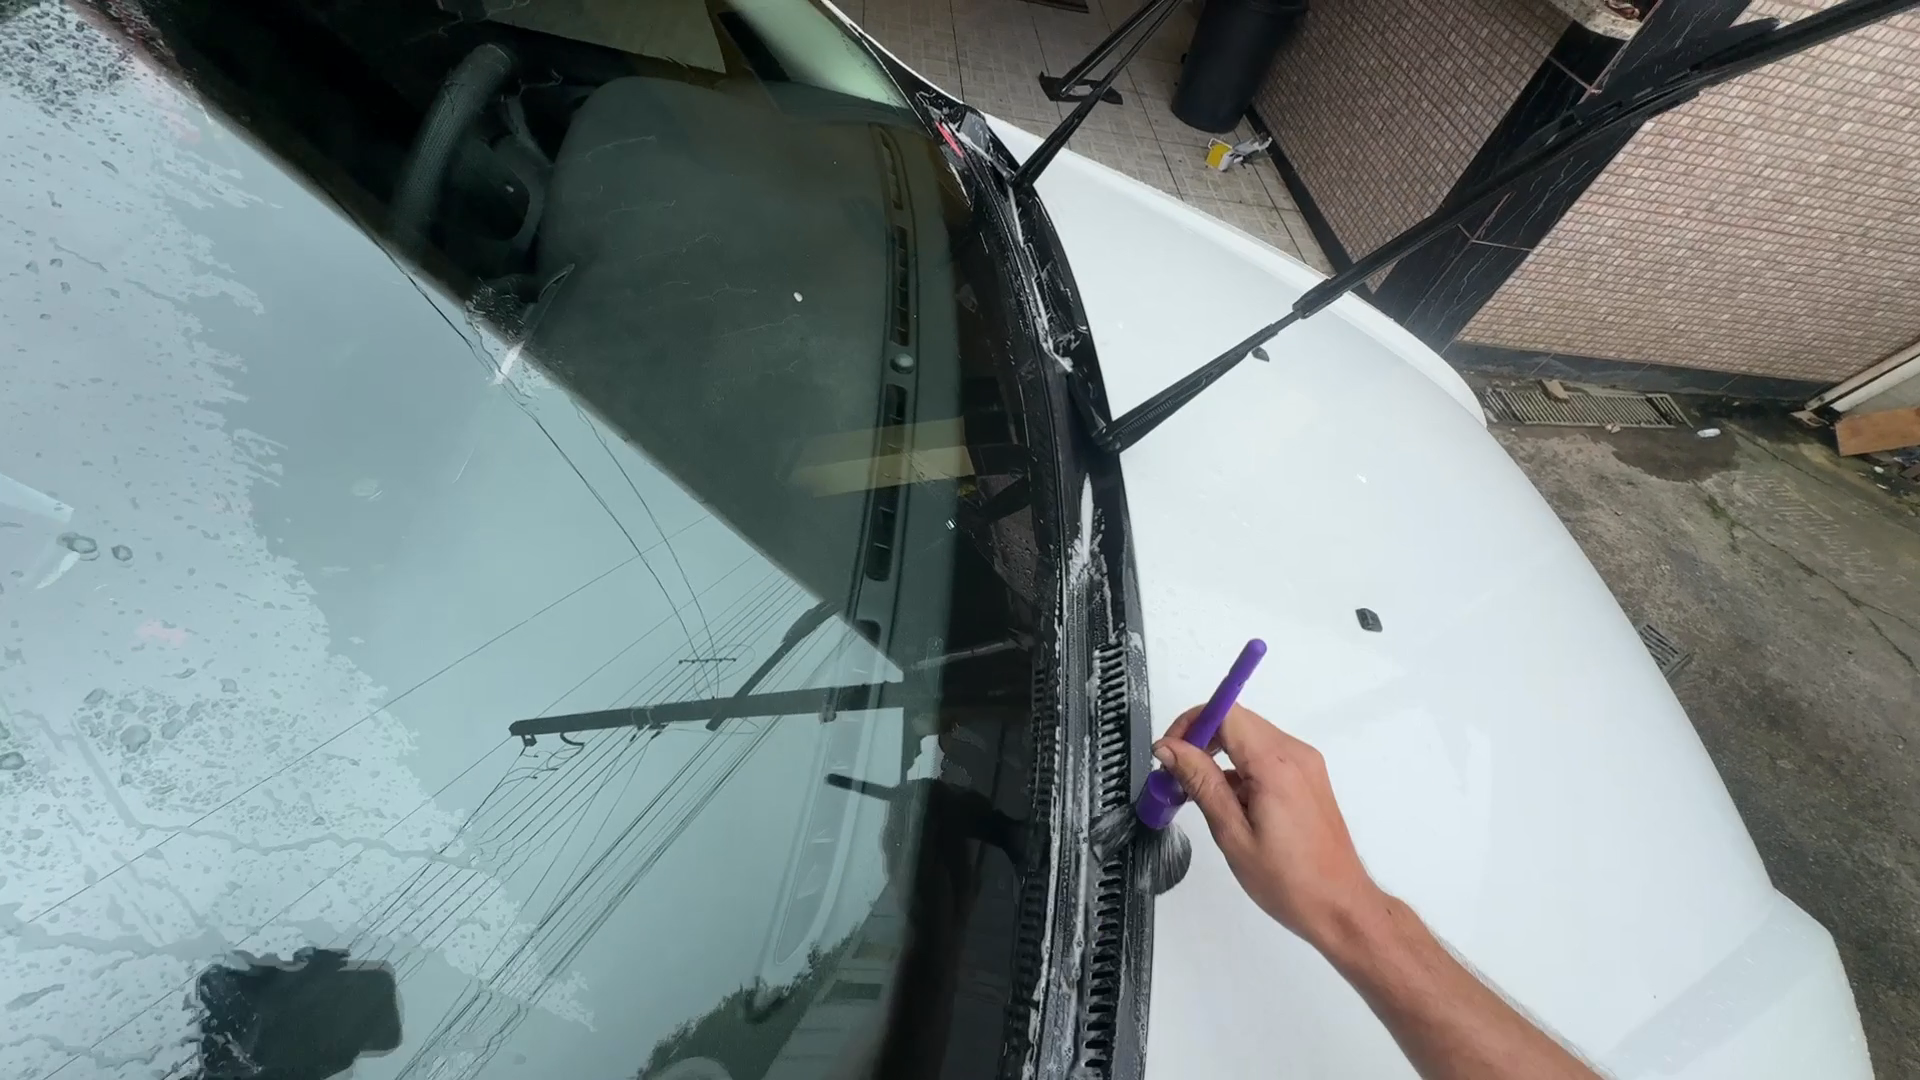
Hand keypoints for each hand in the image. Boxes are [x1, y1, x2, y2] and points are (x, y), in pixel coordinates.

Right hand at [1153, 704, 1383, 952]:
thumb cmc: (1287, 881)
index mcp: (1275, 765)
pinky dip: (1239, 764)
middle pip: (1236, 720)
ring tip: (1198, 791)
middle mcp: (1295, 753)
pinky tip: (1228, 800)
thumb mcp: (1232, 833)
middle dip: (1199, 739)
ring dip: (1218, 752)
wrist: (1344, 909)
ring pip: (1248, 735)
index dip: (1190, 724)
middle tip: (1176, 773)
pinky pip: (1264, 752)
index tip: (1170, 753)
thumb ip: (1200, 782)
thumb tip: (1167, 747)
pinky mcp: (1308, 775)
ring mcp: (1305, 763)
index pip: (1225, 714)